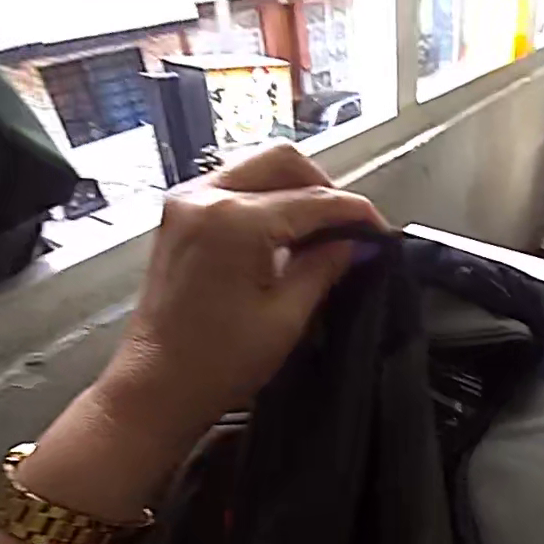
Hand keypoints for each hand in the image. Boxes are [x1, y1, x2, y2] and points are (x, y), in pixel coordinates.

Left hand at [14, 144, 384, 519]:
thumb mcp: (286, 318)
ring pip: (257, 168)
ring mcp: (188, 202)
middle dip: (327, 189)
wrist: (160, 382)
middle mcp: (207, 195)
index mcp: (236, 221)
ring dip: (298, 192)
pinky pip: (235, 187)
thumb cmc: (223, 360)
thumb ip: (322, 269)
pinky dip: (269, 201)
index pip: (313, 200)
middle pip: (282, 161)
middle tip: (352, 228)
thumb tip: (355, 246)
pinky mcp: (181, 217)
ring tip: (325, 233)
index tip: (383, 232)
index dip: (356, 213)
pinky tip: (288, 236)